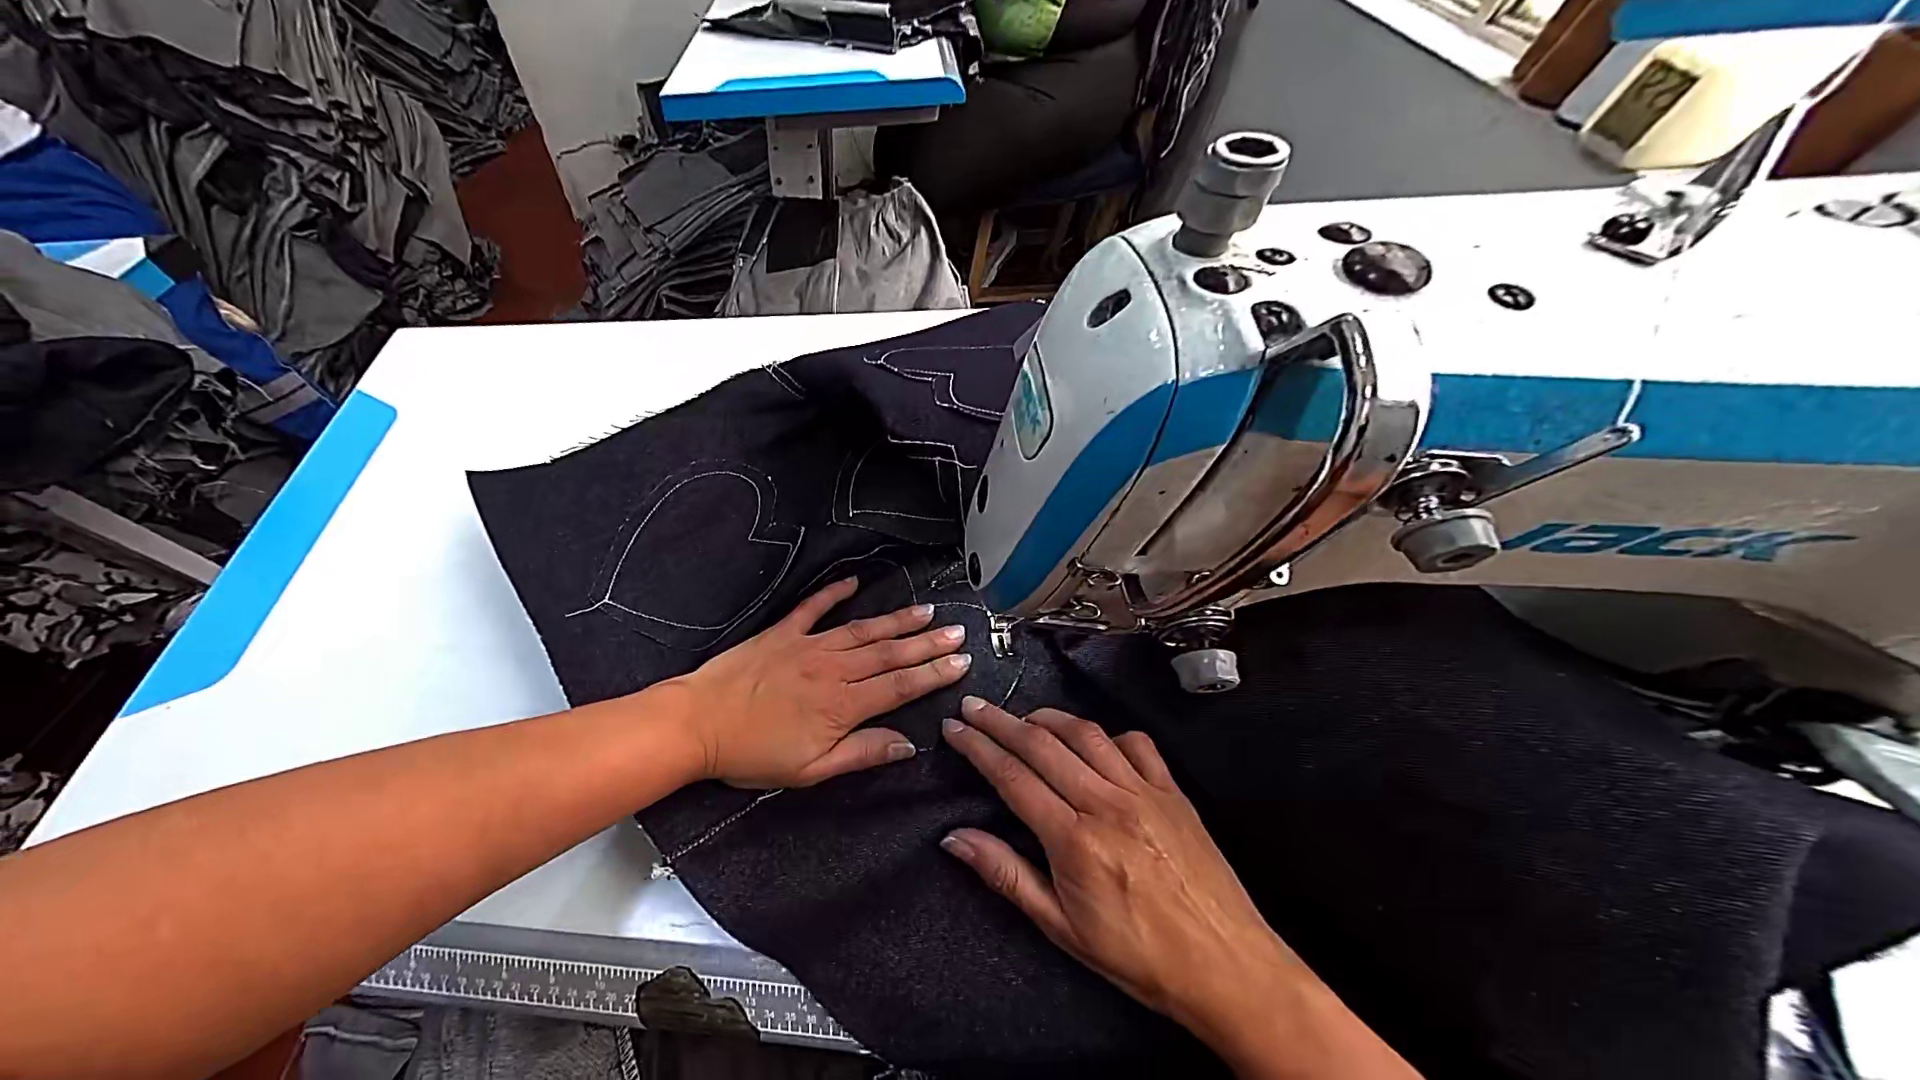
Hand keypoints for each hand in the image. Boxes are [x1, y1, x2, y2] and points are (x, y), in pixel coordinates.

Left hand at [667, 578, 970, 788]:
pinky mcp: (783, 633)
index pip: (900, 686)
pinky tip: (854, 582)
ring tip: (926, 611)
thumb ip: (861, 753)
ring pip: (863, 630)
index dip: (934, 673)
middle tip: (957, 631)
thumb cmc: (751, 753)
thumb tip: (906, 745)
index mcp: (842, 705)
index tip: (961, 662)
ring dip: (897, 620)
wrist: (696, 724)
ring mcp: (808, 646)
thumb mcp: (811, 770)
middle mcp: (833, 669)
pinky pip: (814, 607)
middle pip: (890, 653)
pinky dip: (835, 593)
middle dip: (928, 642)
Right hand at [938, 697, 1293, 1021]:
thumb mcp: (1061, 928)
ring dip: (1048, 717)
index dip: (978, 748)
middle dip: (1000, 721)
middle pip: (1041, 744)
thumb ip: (1006, 874)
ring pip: (1086, 734)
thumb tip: (957, 839)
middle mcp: (1107, 804)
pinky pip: (1136, 744)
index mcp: (1075, 839)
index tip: (956, 730)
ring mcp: (1144, 792)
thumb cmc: (1142, 957)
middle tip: (975, 708)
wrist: (1226, 966)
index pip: (1012, 776)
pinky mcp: (1172, 792)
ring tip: (1022, 715)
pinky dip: (1107, 732)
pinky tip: (1093, 738)